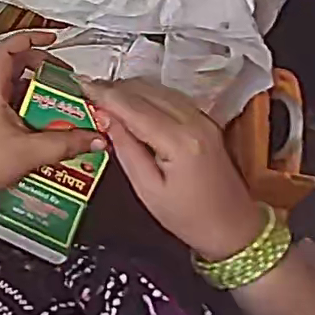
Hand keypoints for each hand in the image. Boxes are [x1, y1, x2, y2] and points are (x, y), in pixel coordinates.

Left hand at [0, 32, 104, 206]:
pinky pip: (21, 107)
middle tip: (66, 77)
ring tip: (65, 102)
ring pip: (22, 88)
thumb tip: (94, 137)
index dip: (30, 38)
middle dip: (45, 67)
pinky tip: (54, 125)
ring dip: (44, 92)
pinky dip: (38, 110)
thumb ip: (66, 144)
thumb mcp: (30, 152)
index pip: (7, 50)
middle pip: (19, 66)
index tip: (52, 38)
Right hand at [81, 78, 264, 260]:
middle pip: (145, 91)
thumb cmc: (188, 217)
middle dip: (113, 89)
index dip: (104, 94)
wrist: (234, 228)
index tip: (81, 86)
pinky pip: (169, 96)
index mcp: (179, 141)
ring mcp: (202, 118)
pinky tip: (129, 103)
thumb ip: (125, 149)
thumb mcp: (147, 189)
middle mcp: (193, 121)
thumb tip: (105, 117)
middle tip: (86, 92)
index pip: (133, 107)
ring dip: (129, 89)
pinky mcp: (204, 120)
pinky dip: (145, 94)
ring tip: (102, 96)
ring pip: (157, 88)